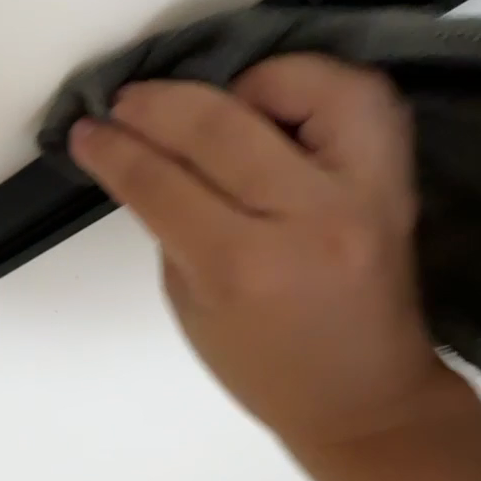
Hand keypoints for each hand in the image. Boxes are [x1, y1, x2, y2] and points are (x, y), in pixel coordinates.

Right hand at [70, 55, 465, 450]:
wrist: (364, 399)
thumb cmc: (261, 367)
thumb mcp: (189, 302)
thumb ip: (171, 224)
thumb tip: (148, 159)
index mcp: (241, 266)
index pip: (160, 183)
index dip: (112, 150)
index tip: (84, 131)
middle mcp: (307, 218)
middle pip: (218, 126)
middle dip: (155, 105)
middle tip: (124, 104)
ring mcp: (364, 192)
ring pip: (303, 86)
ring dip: (240, 81)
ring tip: (209, 103)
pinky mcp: (396, 179)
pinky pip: (359, 97)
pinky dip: (308, 83)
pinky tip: (270, 103)